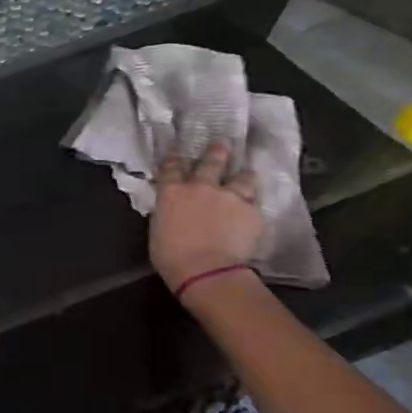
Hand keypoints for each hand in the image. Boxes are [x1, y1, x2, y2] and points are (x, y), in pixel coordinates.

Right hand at [150, 140, 263, 291]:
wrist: (205, 269)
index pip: (170, 168)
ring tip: (246, 172)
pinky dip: (251, 201)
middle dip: (216, 152)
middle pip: (210, 163)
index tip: (176, 148)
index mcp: (172, 193)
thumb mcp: (158, 228)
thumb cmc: (170, 255)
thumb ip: (168, 212)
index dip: (173, 157)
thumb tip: (173, 208)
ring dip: (243, 174)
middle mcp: (201, 187)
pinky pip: (253, 201)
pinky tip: (252, 204)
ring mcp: (230, 197)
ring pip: (241, 178)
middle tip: (221, 143)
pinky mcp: (251, 210)